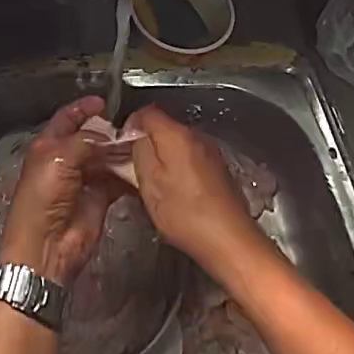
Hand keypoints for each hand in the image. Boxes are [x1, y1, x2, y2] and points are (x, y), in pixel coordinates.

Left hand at [0, 95, 122, 283]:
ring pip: (106, 157)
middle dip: (108, 131)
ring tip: (139, 142)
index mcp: (48, 146)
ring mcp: (82, 179)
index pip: (67, 118)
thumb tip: (106, 133)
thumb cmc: (42, 199)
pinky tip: (139, 166)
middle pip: (91, 138)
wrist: (45, 248)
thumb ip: (85, 140)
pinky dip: (127, 173)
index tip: (103, 101)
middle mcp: (65, 159)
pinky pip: (116, 179)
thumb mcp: (59, 158)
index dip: (83, 108)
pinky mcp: (98, 198)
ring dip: (120, 151)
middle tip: (129, 125)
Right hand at [127, 104, 262, 269]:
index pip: (147, 111)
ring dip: (164, 156)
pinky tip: (178, 193)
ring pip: (177, 142)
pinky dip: (180, 167)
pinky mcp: (218, 167)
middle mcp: (196, 135)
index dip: (131, 125)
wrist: (230, 241)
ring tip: (157, 185)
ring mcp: (210, 150)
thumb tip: (136, 133)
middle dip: (148, 142)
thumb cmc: (186, 214)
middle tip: (137, 169)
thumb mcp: (149, 183)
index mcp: (176, 134)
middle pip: (163, 126)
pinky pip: (190, 156)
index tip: (123, 146)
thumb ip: (139, 151)